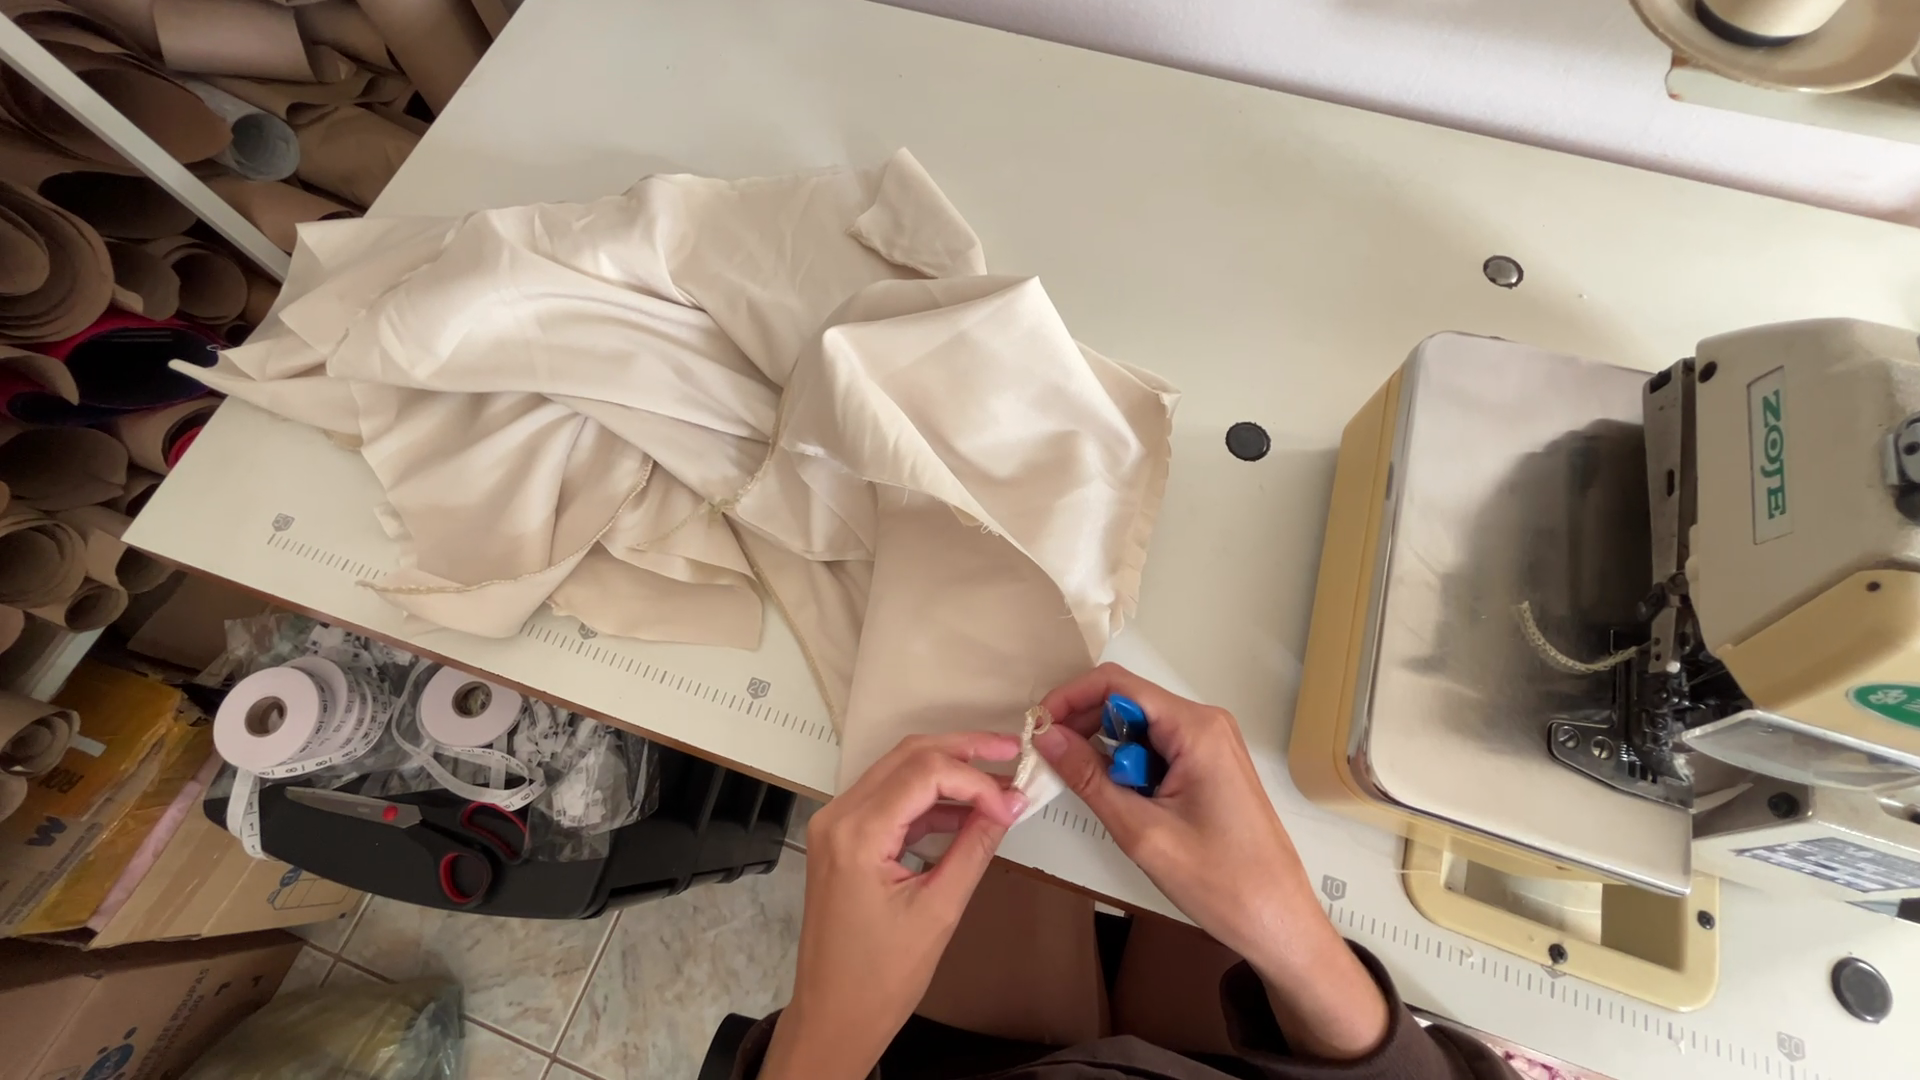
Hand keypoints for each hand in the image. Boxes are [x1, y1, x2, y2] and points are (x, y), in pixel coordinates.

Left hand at [761, 732, 1028, 1079]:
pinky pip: (892, 797)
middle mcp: (839, 815)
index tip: (1012, 802)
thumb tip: (1009, 805)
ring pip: (900, 769)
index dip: (976, 779)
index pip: (925, 773)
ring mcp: (838, 822)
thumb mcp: (938, 910)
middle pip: (910, 755)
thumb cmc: (879, 979)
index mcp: (856, 833)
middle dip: (964, 750)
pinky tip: (968, 808)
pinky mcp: (845, 834)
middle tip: (1010, 752)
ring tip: (997, 778)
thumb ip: (974, 847)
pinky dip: (931, 797)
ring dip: (949, 769)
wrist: (832, 1019)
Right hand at [1035, 664, 1388, 1060]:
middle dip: (1083, 725)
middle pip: (1126, 701)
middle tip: (1049, 761)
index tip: (1037, 727)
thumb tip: (1046, 735)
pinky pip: (1156, 747)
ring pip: (1138, 726)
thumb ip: (1088, 777)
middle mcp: (1205, 722)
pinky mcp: (1210, 764)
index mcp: (1195, 727)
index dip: (1070, 697)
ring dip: (1104, 749)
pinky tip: (1118, 797)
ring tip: (1081, 785)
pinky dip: (1127, 764)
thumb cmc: (1219, 882)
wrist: (1282, 926)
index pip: (1116, 684)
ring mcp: (1211, 742)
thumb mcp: (1141, 831)